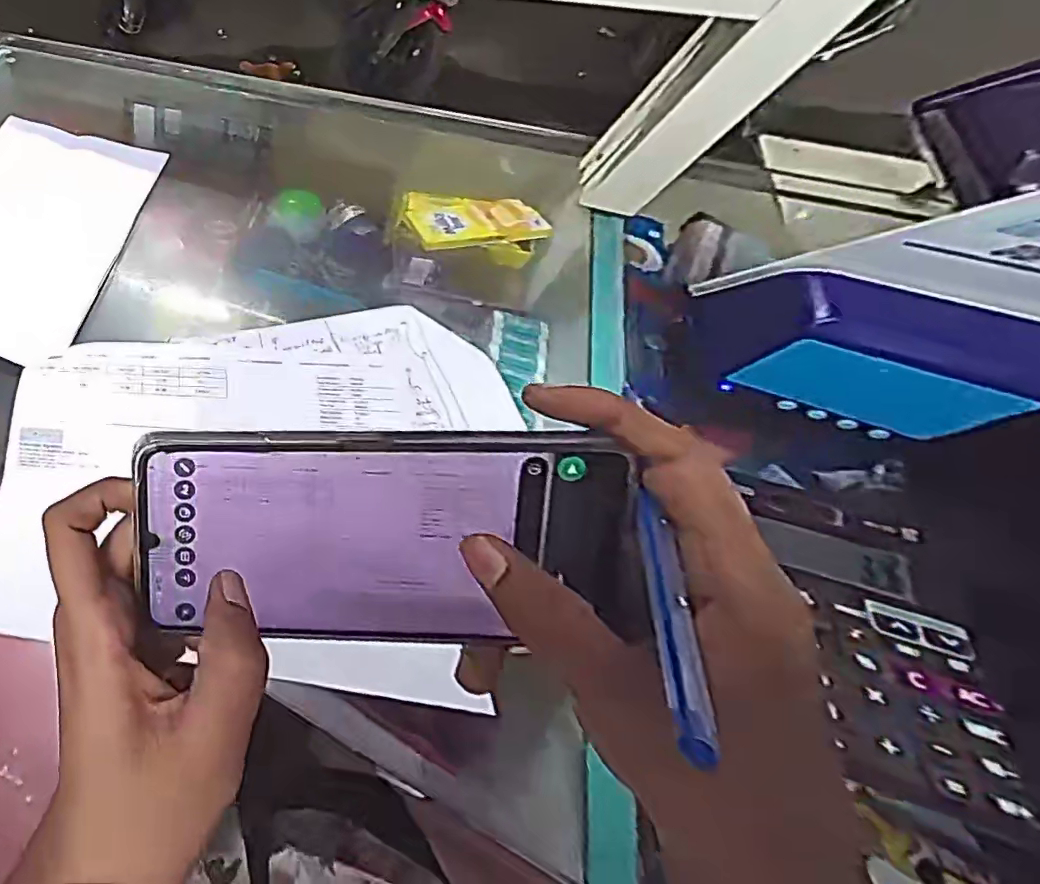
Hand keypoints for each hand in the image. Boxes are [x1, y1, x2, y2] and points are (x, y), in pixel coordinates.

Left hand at [11, 479, 268, 883]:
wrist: (110, 856)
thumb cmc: (136, 811)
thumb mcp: (208, 740)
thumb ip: (232, 660)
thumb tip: (233, 590)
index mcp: (91, 629)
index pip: (64, 529)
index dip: (98, 493)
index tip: (151, 488)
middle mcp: (92, 622)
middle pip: (117, 541)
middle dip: (166, 527)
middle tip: (218, 524)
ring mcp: (109, 636)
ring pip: (141, 572)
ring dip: (184, 566)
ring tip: (232, 567)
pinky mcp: (128, 654)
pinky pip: (156, 605)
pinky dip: (189, 600)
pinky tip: (226, 616)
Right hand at [456, 386, 862, 883]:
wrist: (762, 864)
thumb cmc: (710, 776)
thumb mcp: (613, 690)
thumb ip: (545, 612)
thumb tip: (477, 543)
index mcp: (734, 580)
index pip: (682, 463)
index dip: (613, 417)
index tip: (540, 401)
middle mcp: (721, 577)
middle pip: (637, 496)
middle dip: (555, 495)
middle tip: (495, 494)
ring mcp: (697, 603)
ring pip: (608, 548)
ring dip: (542, 567)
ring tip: (490, 615)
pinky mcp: (673, 626)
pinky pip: (602, 589)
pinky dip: (550, 606)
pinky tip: (506, 657)